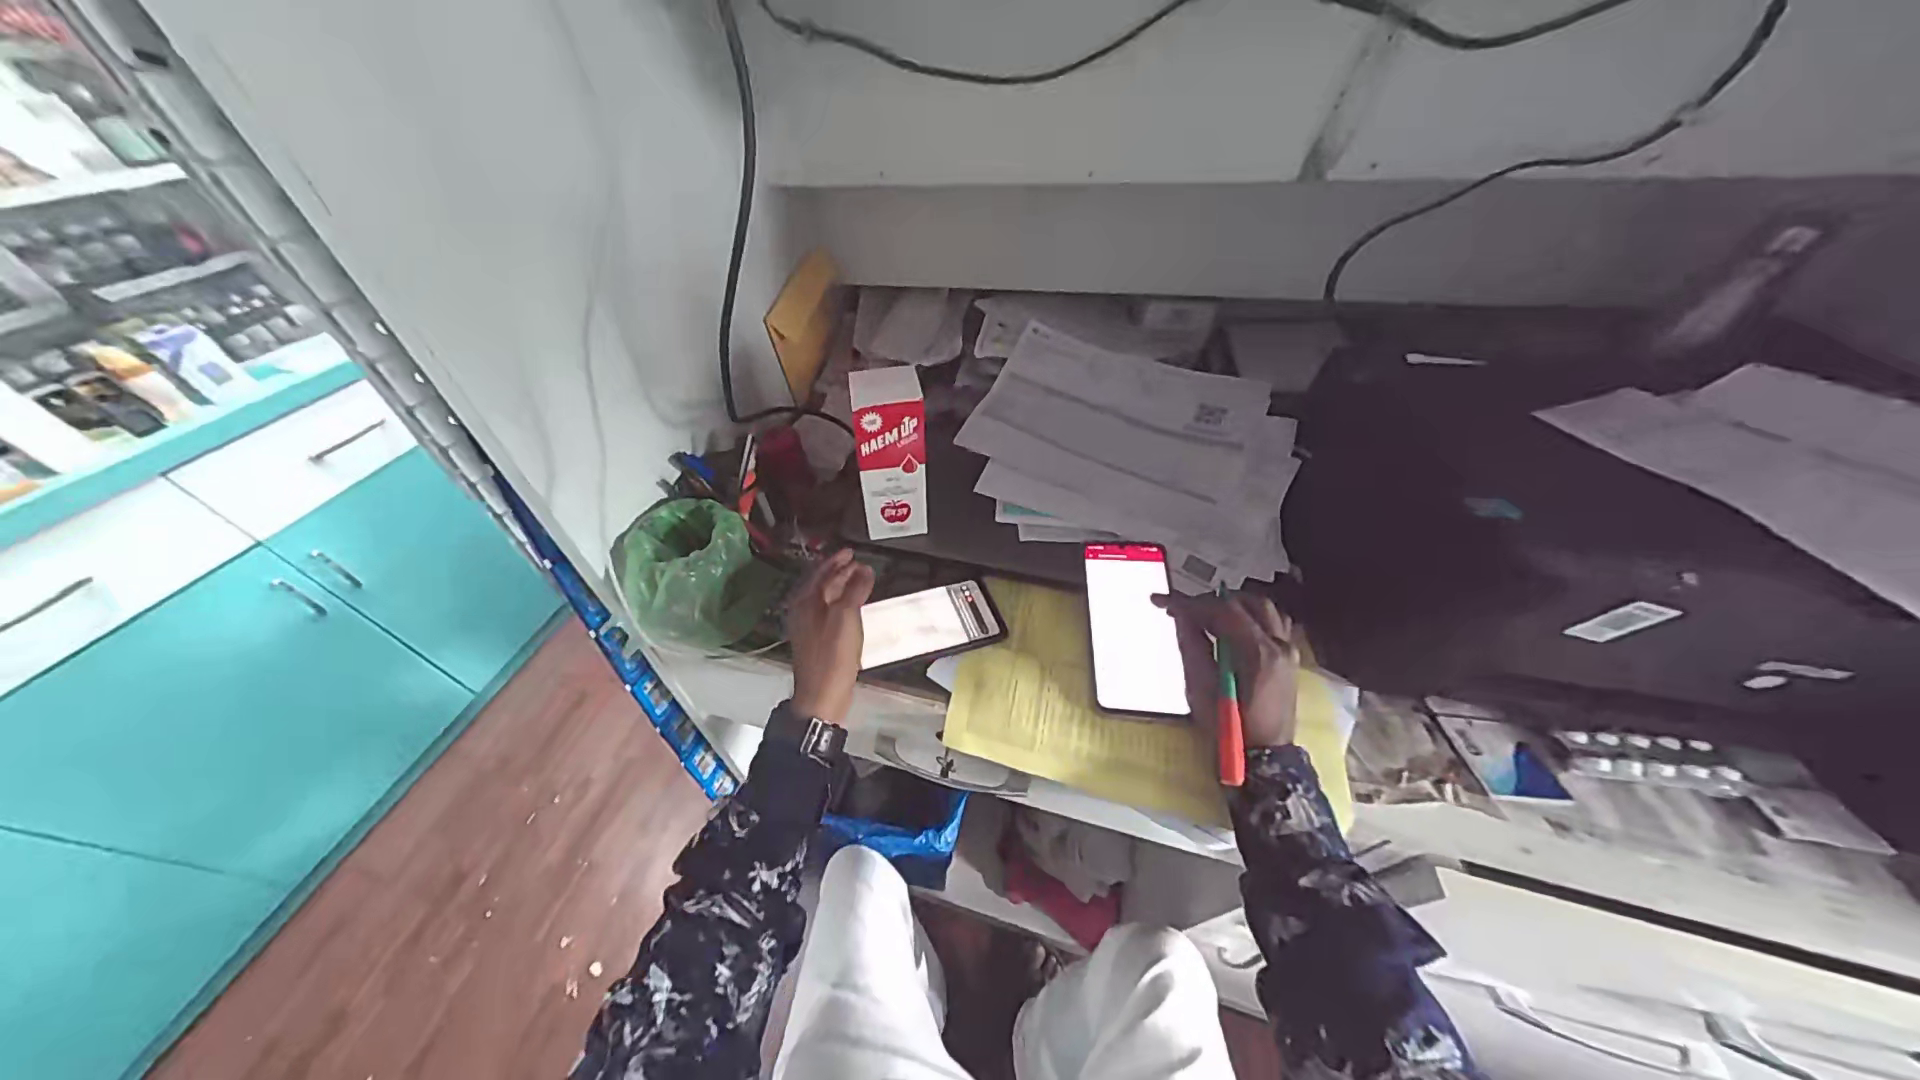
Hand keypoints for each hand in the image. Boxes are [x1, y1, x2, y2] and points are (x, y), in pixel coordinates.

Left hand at [786, 549, 873, 725]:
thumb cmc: (832, 655)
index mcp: (806, 602)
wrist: (822, 695)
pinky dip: (842, 604)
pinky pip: (829, 613)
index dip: (837, 561)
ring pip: (826, 599)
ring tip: (858, 581)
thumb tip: (864, 569)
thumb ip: (855, 590)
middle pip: (821, 584)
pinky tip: (853, 608)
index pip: (822, 572)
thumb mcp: (846, 616)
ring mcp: (809, 628)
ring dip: (841, 587)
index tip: (852, 552)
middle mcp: (803, 612)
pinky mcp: (817, 642)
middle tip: (856, 563)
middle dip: (839, 572)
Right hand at [1152, 590, 1299, 748]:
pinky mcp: (1289, 658)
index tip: (1162, 602)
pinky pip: (1273, 622)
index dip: (1189, 603)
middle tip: (1181, 610)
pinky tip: (1233, 627)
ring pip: (1262, 608)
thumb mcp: (1202, 689)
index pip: (1222, 611)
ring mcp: (1289, 650)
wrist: (1266, 757)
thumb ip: (1193, 647)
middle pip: (1243, 604)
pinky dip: (1250, 616)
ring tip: (1205, 615)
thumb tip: (1182, 616)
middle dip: (1208, 602)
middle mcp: (1279, 645)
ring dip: (1231, 605)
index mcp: (1258, 653)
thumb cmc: (1230, 728)